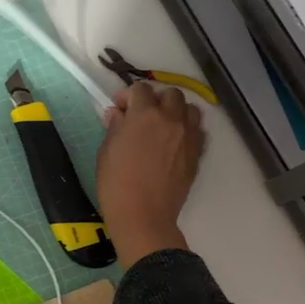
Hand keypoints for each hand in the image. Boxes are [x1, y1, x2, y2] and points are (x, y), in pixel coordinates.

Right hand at [97, 82, 204, 266]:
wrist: (143, 214)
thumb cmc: (116, 182)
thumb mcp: (106, 150)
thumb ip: (115, 127)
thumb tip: (118, 114)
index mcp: (144, 114)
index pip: (140, 89)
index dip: (128, 96)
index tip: (120, 109)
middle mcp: (171, 119)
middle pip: (170, 94)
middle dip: (155, 100)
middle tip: (142, 116)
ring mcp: (188, 135)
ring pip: (190, 109)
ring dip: (176, 112)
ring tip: (163, 126)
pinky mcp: (197, 153)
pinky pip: (198, 131)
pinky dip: (188, 130)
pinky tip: (175, 143)